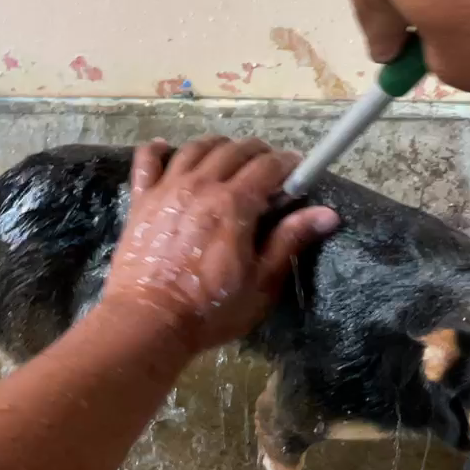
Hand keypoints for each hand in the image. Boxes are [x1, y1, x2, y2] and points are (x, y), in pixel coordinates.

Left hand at [100, 138, 338, 352]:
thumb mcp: (261, 282)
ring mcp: (168, 189)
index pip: (268, 166)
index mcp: (234, 204)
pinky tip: (165, 148)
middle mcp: (201, 185)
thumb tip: (328, 214)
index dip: (287, 163)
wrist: (148, 322)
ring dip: (218, 146)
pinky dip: (157, 149)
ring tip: (228, 157)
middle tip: (268, 167)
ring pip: (196, 148)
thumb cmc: (210, 309)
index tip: (297, 170)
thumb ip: (290, 240)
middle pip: (234, 150)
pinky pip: (147, 161)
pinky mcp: (142, 200)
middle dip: (257, 152)